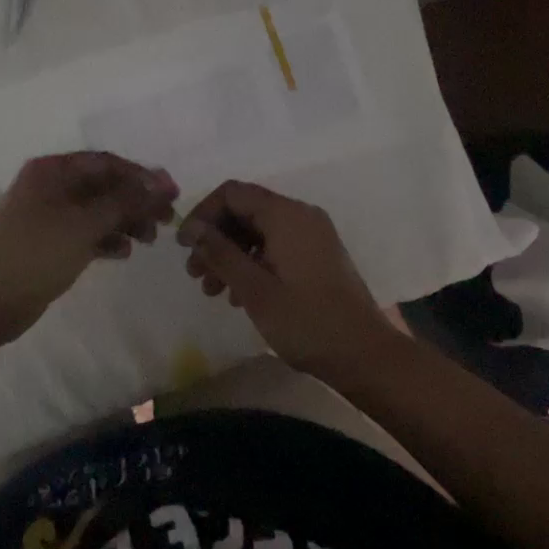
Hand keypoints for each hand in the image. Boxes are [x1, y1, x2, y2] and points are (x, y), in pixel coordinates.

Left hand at [0, 151, 177, 349]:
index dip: (141, 176)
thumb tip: (161, 181)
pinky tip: (123, 254)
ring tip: (149, 240)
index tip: (173, 193)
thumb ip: (124, 201)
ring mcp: (45, 216)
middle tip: (167, 220)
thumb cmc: (34, 254)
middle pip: (102, 186)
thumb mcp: (84, 224)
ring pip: (95, 211)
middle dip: (135, 201)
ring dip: (124, 221)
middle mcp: (48, 187)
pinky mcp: (46, 244)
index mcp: (51, 171)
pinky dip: (105, 239)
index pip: (106, 163)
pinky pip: (84, 233)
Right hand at [178, 180, 398, 376]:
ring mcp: (313, 235)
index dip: (203, 214)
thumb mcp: (254, 289)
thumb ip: (221, 253)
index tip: (183, 246)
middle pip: (246, 211)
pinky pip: (277, 245)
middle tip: (195, 273)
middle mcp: (301, 215)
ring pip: (259, 231)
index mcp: (287, 215)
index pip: (233, 193)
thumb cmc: (306, 321)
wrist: (365, 355)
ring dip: (231, 254)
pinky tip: (238, 295)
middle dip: (215, 238)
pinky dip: (253, 262)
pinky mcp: (318, 256)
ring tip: (212, 290)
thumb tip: (193, 229)